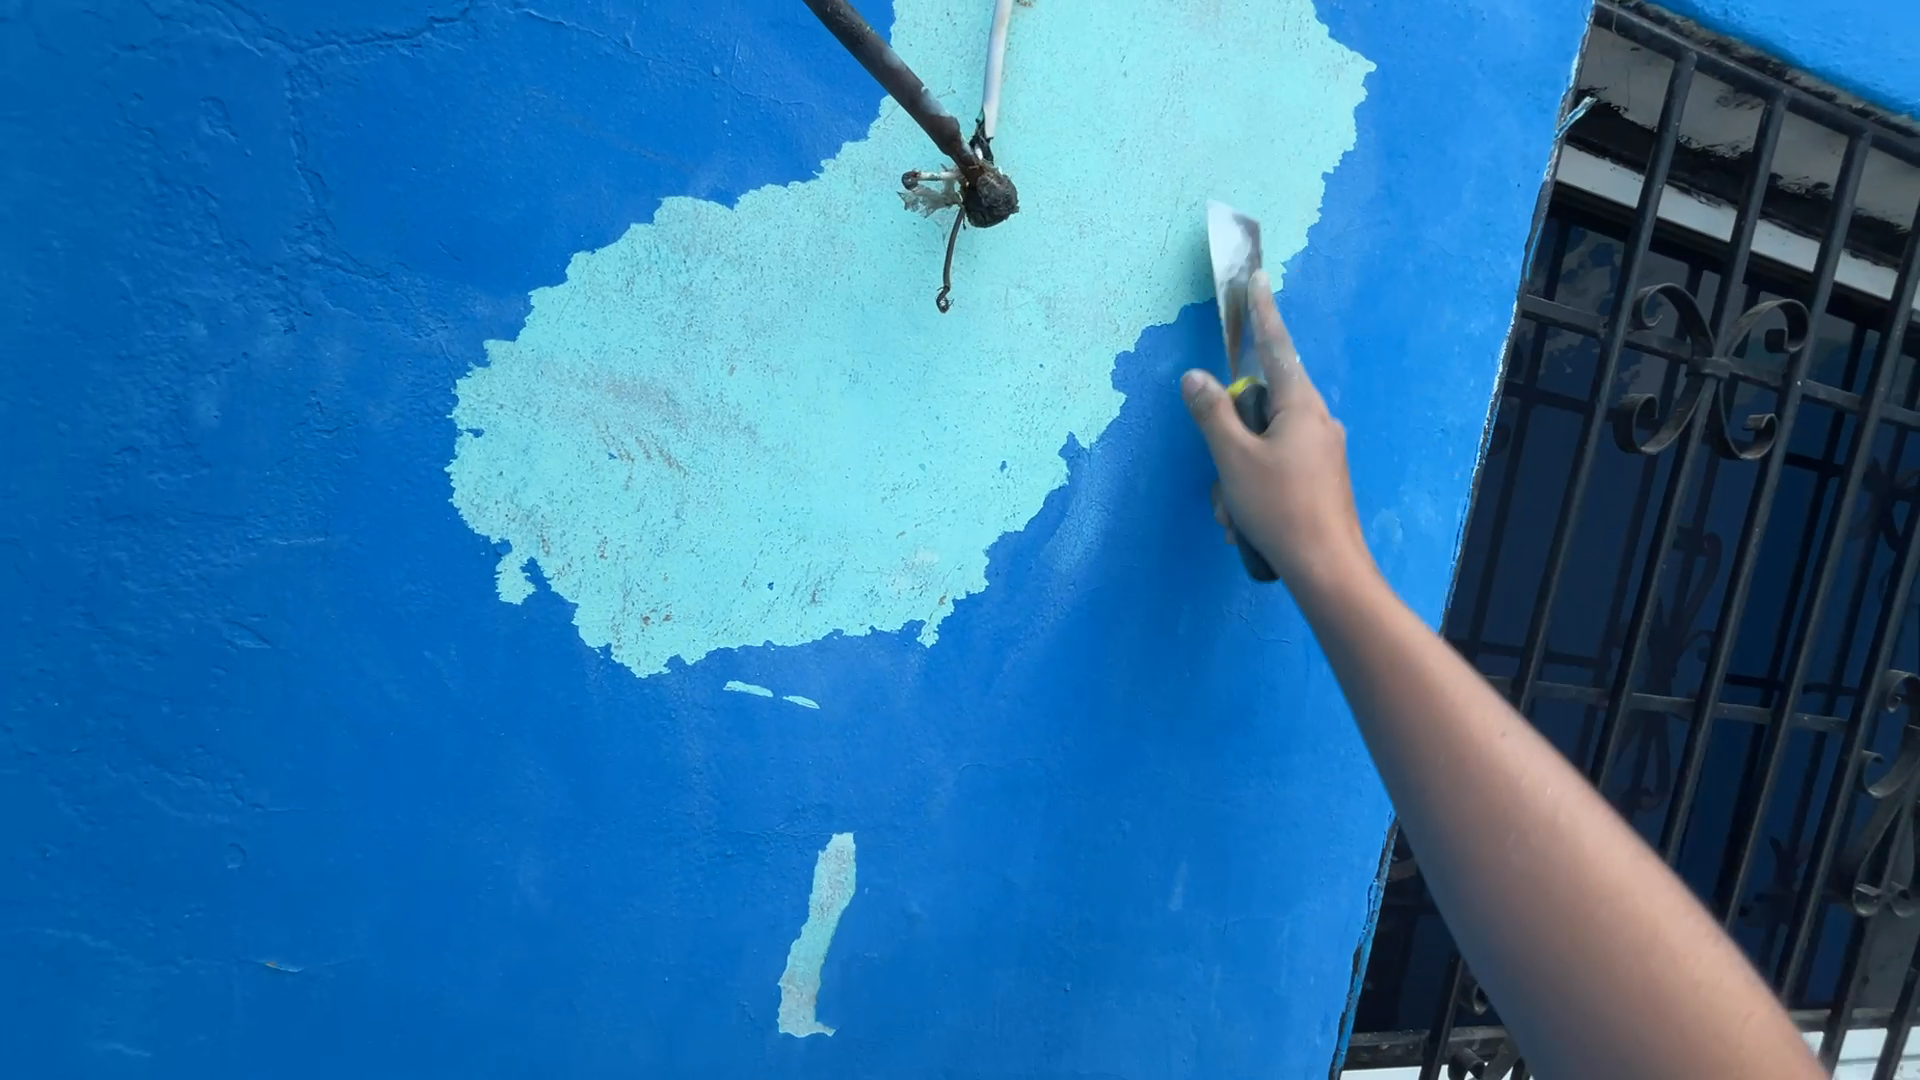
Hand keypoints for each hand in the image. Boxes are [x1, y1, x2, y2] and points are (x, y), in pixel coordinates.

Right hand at [1180, 269, 1372, 596]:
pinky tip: (1246, 521)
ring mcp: (1322, 452)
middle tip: (1225, 482)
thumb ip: (1212, 414)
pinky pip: (1276, 467)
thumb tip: (1195, 377)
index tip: (1256, 281)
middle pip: (1261, 407)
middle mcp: (1317, 421)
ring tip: (1235, 514)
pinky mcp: (1321, 478)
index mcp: (1301, 407)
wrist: (1327, 568)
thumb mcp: (1234, 460)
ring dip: (1237, 475)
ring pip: (1263, 445)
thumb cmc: (1280, 507)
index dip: (1262, 315)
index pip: (1276, 349)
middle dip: (1230, 440)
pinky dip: (1253, 488)